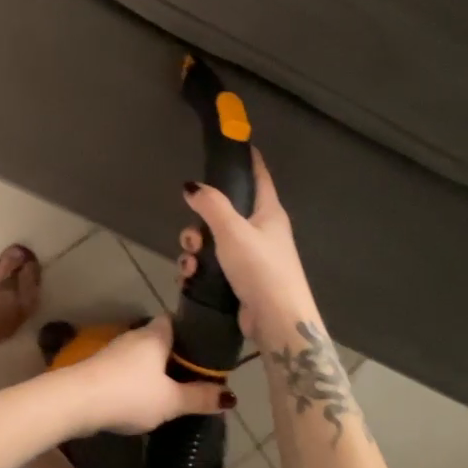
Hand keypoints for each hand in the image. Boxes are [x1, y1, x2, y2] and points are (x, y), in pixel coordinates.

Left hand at [68, 314, 231, 434]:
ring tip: (174, 389)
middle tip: (195, 375)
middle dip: (176, 355)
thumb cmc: (129, 394)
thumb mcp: (171, 401)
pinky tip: (145, 397)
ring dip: (156, 368)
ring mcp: (115, 350)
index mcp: (156, 334)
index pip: (177, 321)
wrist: (77, 400)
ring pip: (144, 354)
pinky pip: (129, 367)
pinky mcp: (101, 366)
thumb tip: (230, 396)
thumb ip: (200, 397)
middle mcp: (135, 335)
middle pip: (161, 339)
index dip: (192, 333)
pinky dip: (139, 378)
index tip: (207, 350)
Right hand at [178, 147, 315, 340]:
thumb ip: (211, 205)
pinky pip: (213, 266)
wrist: (277, 321)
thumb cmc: (261, 268)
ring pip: (214, 241)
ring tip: (191, 263)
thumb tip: (191, 186)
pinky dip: (199, 269)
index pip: (259, 176)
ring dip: (196, 249)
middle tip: (193, 235)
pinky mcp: (240, 281)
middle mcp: (262, 232)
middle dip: (201, 220)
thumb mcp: (233, 231)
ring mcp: (251, 257)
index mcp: (269, 213)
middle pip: (225, 212)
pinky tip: (190, 277)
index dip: (247, 160)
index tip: (232, 146)